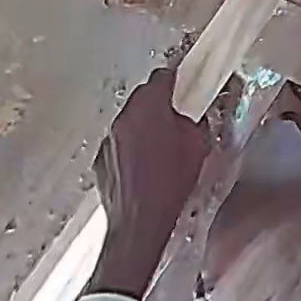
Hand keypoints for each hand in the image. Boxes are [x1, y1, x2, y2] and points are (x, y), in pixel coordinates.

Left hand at [89, 68, 208, 298]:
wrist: (140, 224)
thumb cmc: (171, 184)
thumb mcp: (198, 146)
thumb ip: (196, 122)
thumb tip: (194, 116)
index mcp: (150, 107)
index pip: (161, 76)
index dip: (174, 77)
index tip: (183, 81)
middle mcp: (125, 117)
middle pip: (143, 96)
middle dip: (159, 102)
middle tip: (176, 116)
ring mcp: (110, 139)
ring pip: (129, 120)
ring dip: (144, 125)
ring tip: (161, 146)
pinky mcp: (102, 160)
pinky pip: (119, 143)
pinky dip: (130, 147)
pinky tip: (145, 165)